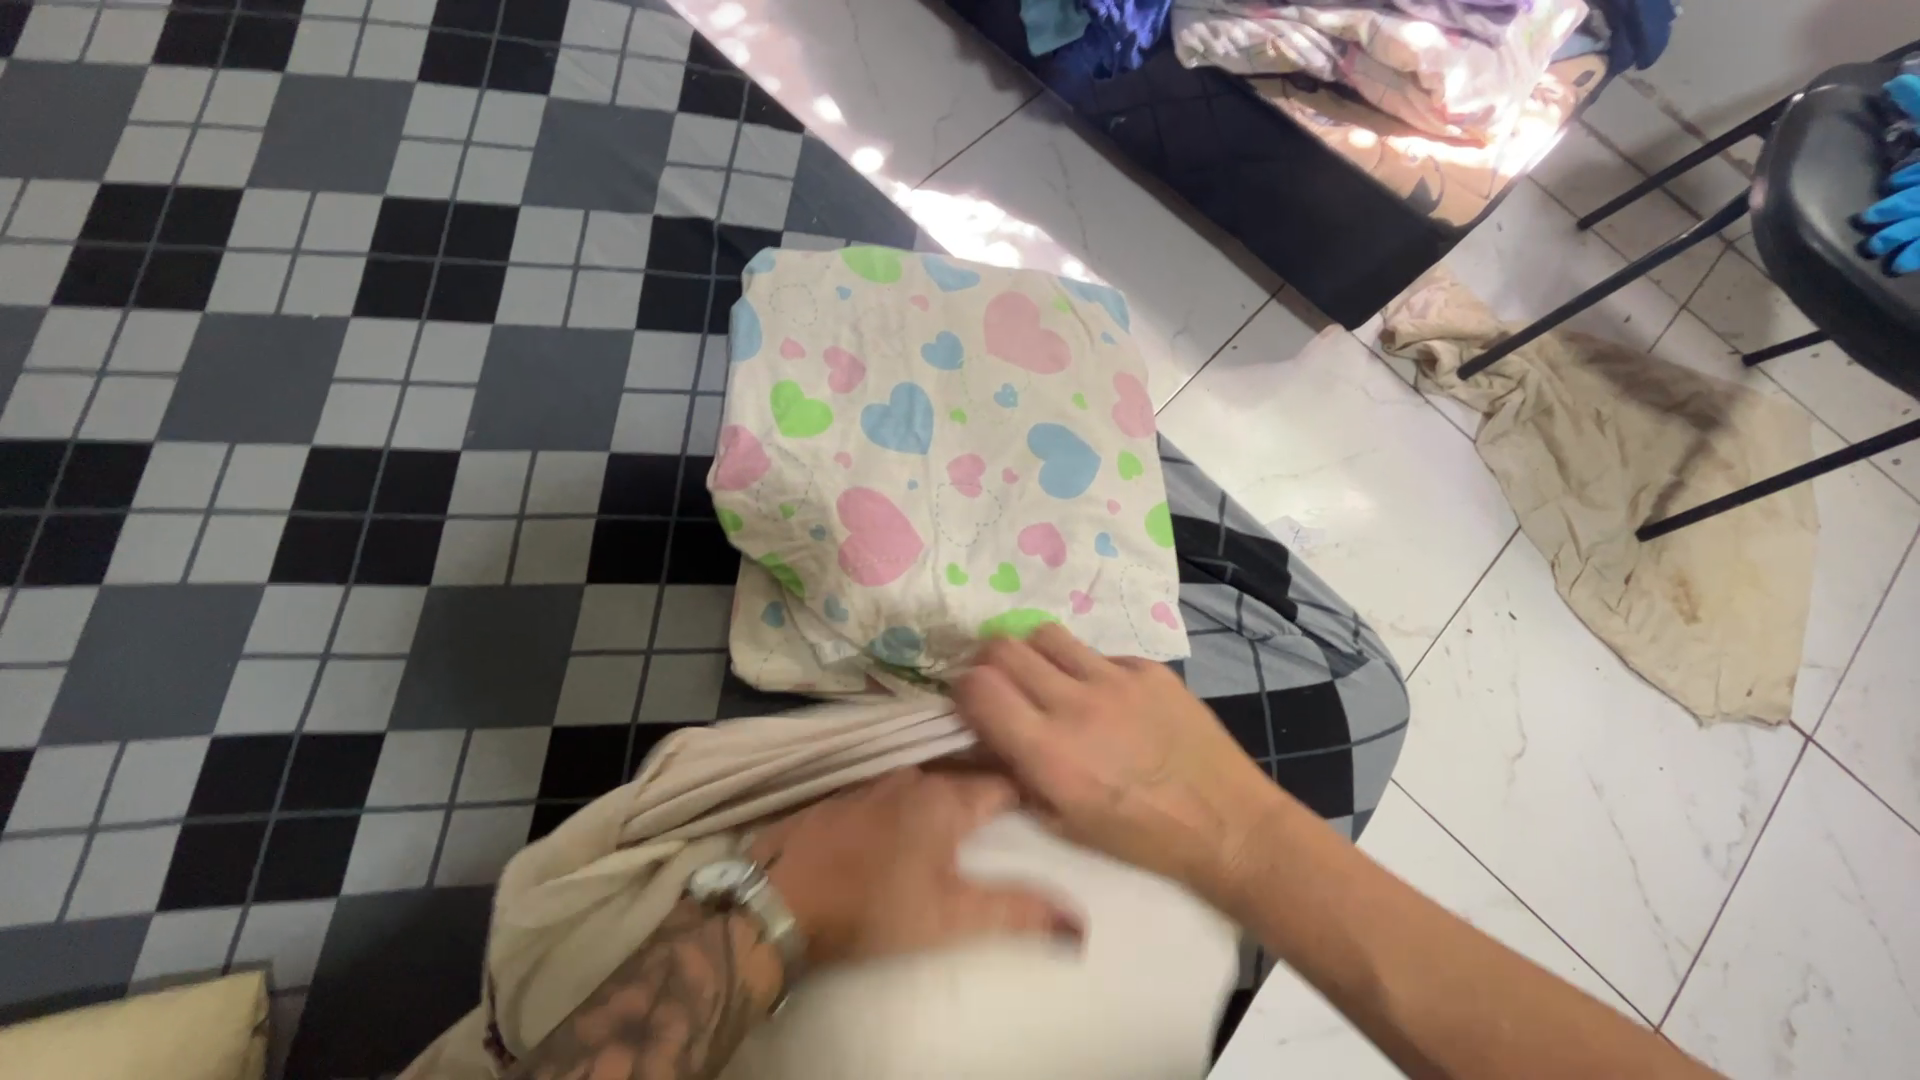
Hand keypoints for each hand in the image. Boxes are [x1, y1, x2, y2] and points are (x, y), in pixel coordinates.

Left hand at [749, 766, 1080, 969]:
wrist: (779, 900)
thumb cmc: (874, 905)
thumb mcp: (953, 919)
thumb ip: (1019, 913)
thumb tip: (1080, 921)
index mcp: (946, 798)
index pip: (1004, 781)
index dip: (1029, 789)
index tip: (1048, 799)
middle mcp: (912, 776)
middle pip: (965, 773)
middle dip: (989, 785)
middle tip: (1010, 808)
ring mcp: (871, 781)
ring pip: (925, 777)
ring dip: (947, 789)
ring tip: (964, 812)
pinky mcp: (841, 794)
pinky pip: (890, 785)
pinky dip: (909, 796)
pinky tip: (906, 817)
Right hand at [951, 624, 1289, 907]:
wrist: (1224, 824)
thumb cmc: (1137, 837)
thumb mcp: (1061, 822)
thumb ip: (1013, 773)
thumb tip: (979, 738)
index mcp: (1047, 752)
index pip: (977, 686)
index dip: (964, 690)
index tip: (973, 703)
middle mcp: (1075, 705)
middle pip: (1003, 648)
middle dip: (990, 662)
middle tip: (1002, 682)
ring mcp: (1115, 680)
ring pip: (1047, 635)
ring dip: (1035, 653)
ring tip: (1048, 678)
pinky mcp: (1149, 669)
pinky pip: (1099, 653)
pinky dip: (1088, 669)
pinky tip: (1107, 698)